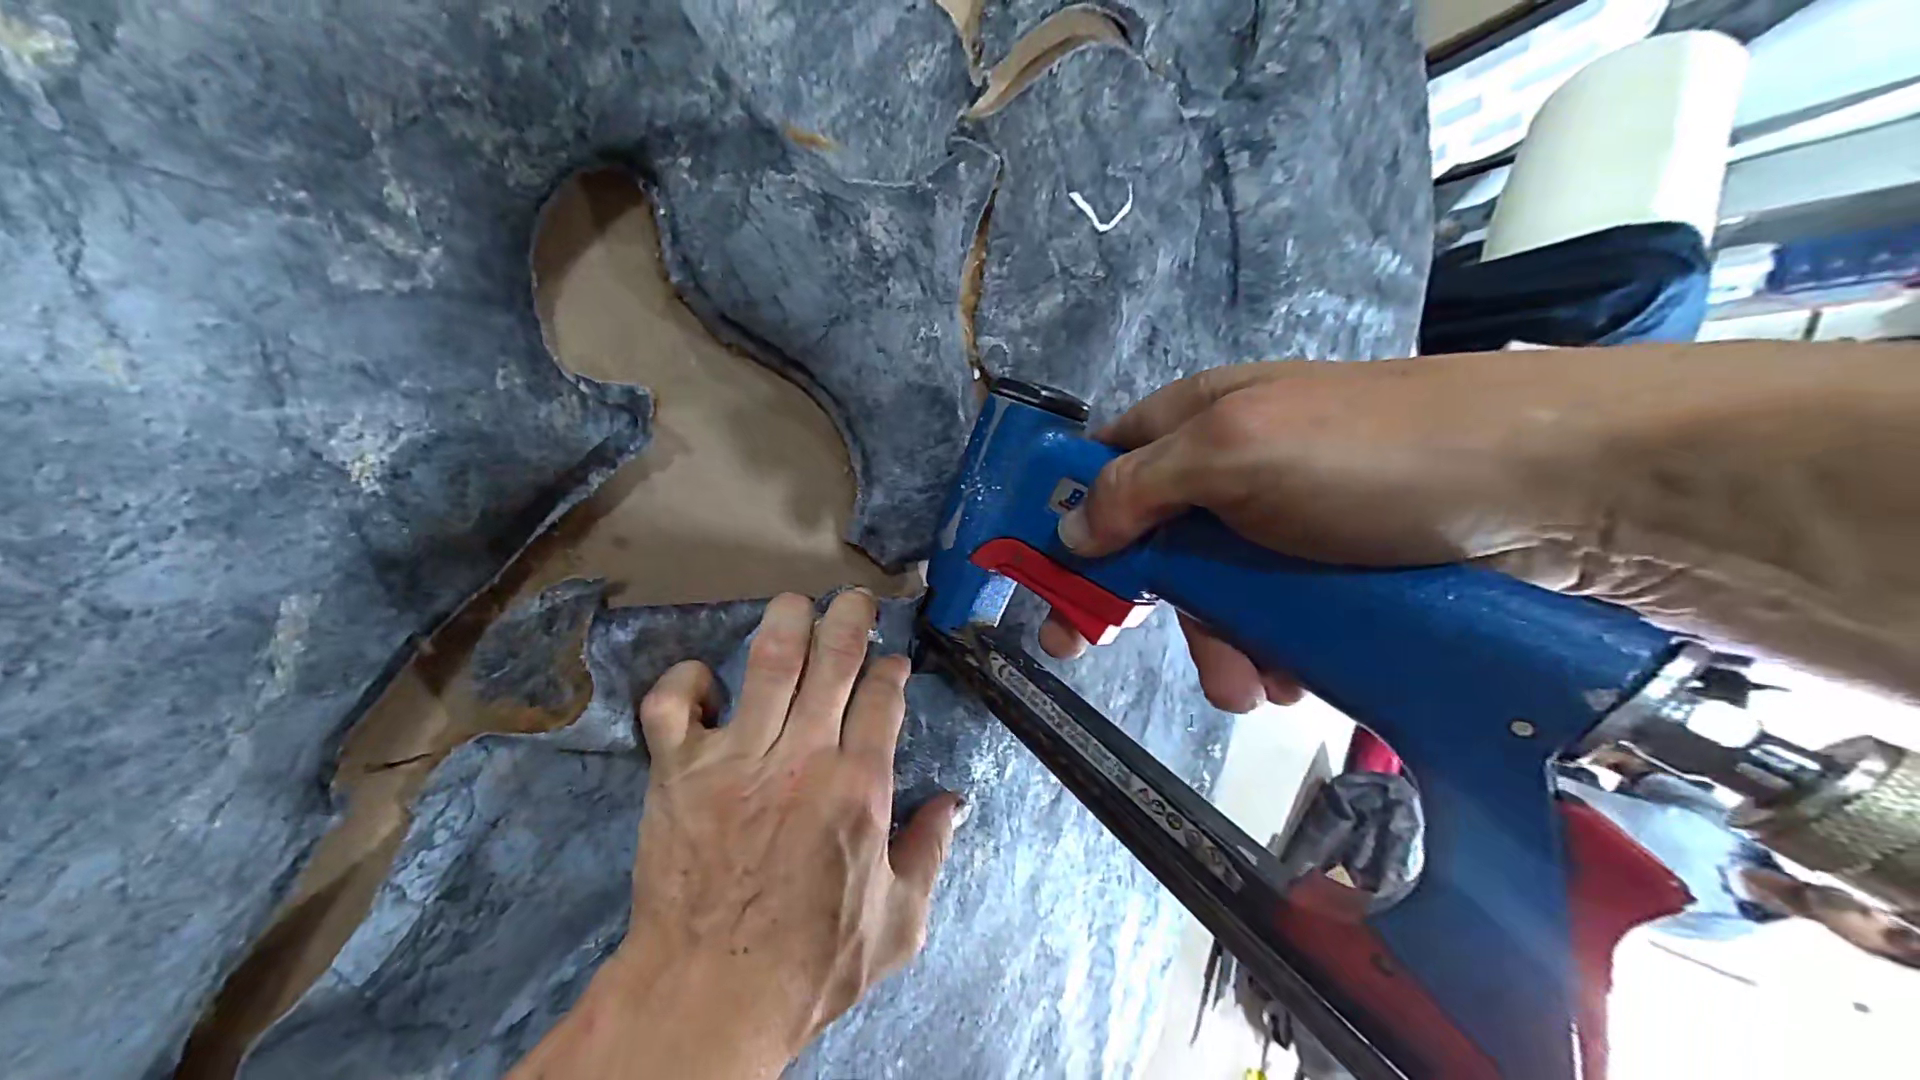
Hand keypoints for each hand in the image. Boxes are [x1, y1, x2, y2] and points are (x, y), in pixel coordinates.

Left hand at [510, 591, 963, 1079]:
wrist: (710, 996)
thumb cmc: (811, 962)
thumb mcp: (899, 924)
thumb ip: (930, 853)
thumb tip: (954, 802)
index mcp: (859, 787)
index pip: (882, 696)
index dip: (890, 668)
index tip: (891, 661)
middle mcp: (803, 757)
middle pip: (833, 659)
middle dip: (849, 617)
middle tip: (854, 599)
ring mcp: (737, 758)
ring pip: (766, 662)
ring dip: (786, 621)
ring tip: (796, 604)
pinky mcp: (679, 772)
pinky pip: (672, 705)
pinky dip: (685, 680)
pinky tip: (704, 679)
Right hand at [1035, 344, 1919, 706]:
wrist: (1554, 486)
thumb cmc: (1370, 454)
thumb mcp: (1236, 452)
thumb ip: (1139, 487)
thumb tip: (1068, 531)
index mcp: (1194, 419)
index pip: (1099, 462)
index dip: (1061, 514)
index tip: (1036, 574)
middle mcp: (1228, 466)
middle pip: (1144, 539)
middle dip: (1132, 601)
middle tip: (1086, 650)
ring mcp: (1279, 520)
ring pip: (1208, 592)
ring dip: (1214, 645)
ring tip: (1250, 686)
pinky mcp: (1328, 567)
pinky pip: (1269, 617)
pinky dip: (1268, 653)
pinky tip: (1292, 678)